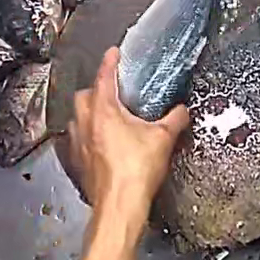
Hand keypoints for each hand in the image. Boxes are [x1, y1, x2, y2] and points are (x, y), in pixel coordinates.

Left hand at [62, 49, 190, 233]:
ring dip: (89, 113)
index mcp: (103, 111)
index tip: (113, 53)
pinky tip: (102, 142)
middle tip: (112, 88)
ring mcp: (79, 144)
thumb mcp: (163, 139)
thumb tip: (182, 111)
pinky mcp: (79, 163)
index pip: (104, 77)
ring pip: (77, 118)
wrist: (119, 207)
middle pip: (84, 96)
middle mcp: (86, 123)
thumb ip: (175, 120)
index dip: (110, 62)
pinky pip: (78, 141)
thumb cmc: (135, 172)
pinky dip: (88, 135)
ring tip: (107, 115)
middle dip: (96, 89)